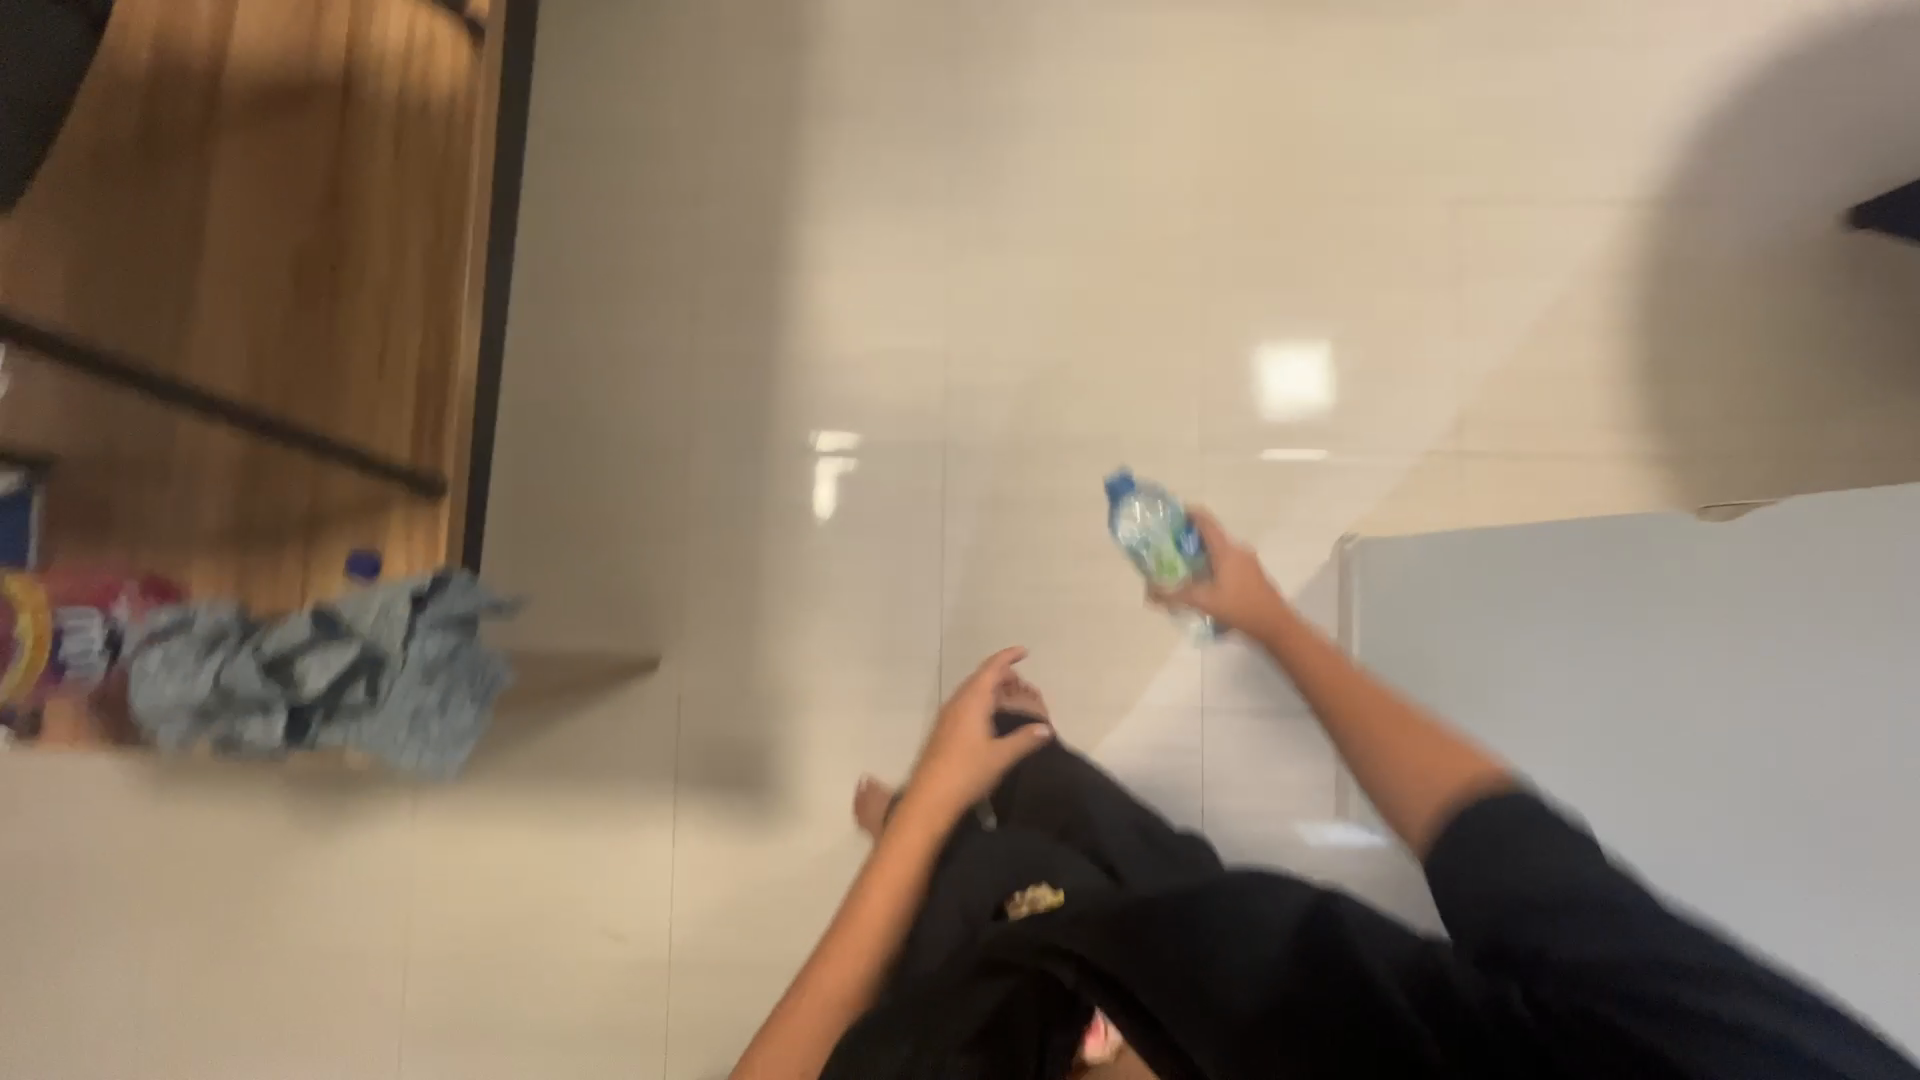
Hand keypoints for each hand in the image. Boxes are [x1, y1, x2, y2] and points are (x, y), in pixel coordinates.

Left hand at [904, 646, 1052, 819]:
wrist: (929, 798)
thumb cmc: (966, 772)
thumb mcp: (1001, 756)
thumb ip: (1025, 739)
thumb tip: (1046, 729)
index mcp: (972, 700)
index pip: (991, 668)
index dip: (1008, 657)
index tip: (1024, 652)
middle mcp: (958, 702)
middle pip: (982, 678)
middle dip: (1004, 676)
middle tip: (1025, 688)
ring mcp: (948, 716)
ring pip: (974, 692)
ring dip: (993, 691)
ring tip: (1013, 702)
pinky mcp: (944, 730)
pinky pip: (967, 705)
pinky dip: (984, 703)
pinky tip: (993, 721)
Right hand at [1150, 508, 1289, 633]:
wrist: (1277, 626)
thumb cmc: (1240, 608)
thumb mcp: (1203, 602)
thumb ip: (1174, 596)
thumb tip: (1149, 592)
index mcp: (1226, 550)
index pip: (1204, 521)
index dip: (1187, 514)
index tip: (1169, 517)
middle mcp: (1237, 550)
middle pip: (1209, 536)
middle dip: (1187, 540)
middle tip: (1166, 549)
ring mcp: (1247, 562)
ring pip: (1218, 551)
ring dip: (1199, 555)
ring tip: (1180, 569)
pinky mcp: (1252, 574)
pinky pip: (1226, 562)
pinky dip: (1211, 566)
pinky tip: (1202, 585)